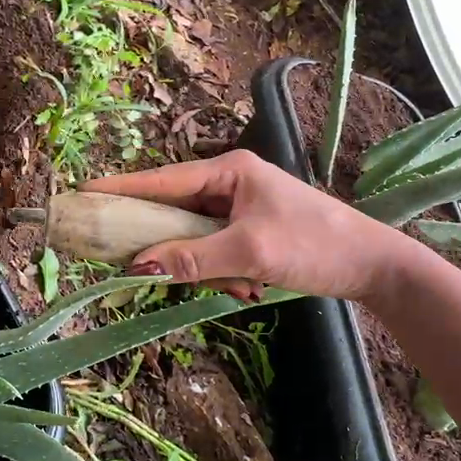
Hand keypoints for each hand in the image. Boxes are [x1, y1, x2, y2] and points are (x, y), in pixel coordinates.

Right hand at [82, 150, 423, 304]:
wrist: (379, 268)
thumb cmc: (316, 246)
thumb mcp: (250, 253)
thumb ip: (192, 258)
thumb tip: (139, 266)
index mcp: (227, 171)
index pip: (160, 179)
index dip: (119, 188)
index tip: (81, 193)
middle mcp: (227, 182)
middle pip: (172, 212)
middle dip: (174, 247)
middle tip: (155, 270)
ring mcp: (237, 206)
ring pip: (192, 237)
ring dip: (205, 267)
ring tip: (240, 288)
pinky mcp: (247, 228)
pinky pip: (212, 249)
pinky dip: (222, 272)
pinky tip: (248, 289)